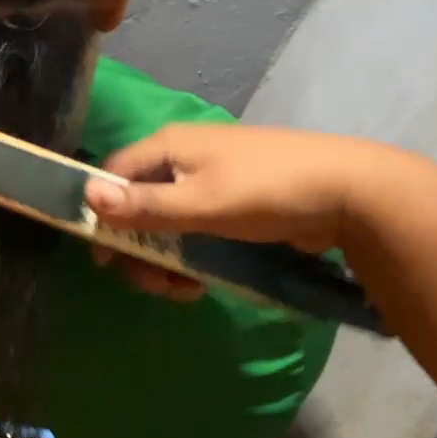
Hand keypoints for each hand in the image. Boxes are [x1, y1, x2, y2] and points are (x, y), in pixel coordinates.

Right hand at [83, 123, 415, 298]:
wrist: (351, 193)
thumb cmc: (267, 191)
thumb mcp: (200, 203)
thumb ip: (143, 206)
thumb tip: (86, 197)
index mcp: (168, 147)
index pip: (112, 176)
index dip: (100, 215)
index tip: (104, 258)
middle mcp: (181, 159)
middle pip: (135, 206)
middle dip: (137, 249)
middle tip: (154, 286)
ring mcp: (207, 181)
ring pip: (163, 224)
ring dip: (163, 260)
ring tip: (183, 290)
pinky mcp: (229, 203)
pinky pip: (191, 230)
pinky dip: (188, 257)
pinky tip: (201, 282)